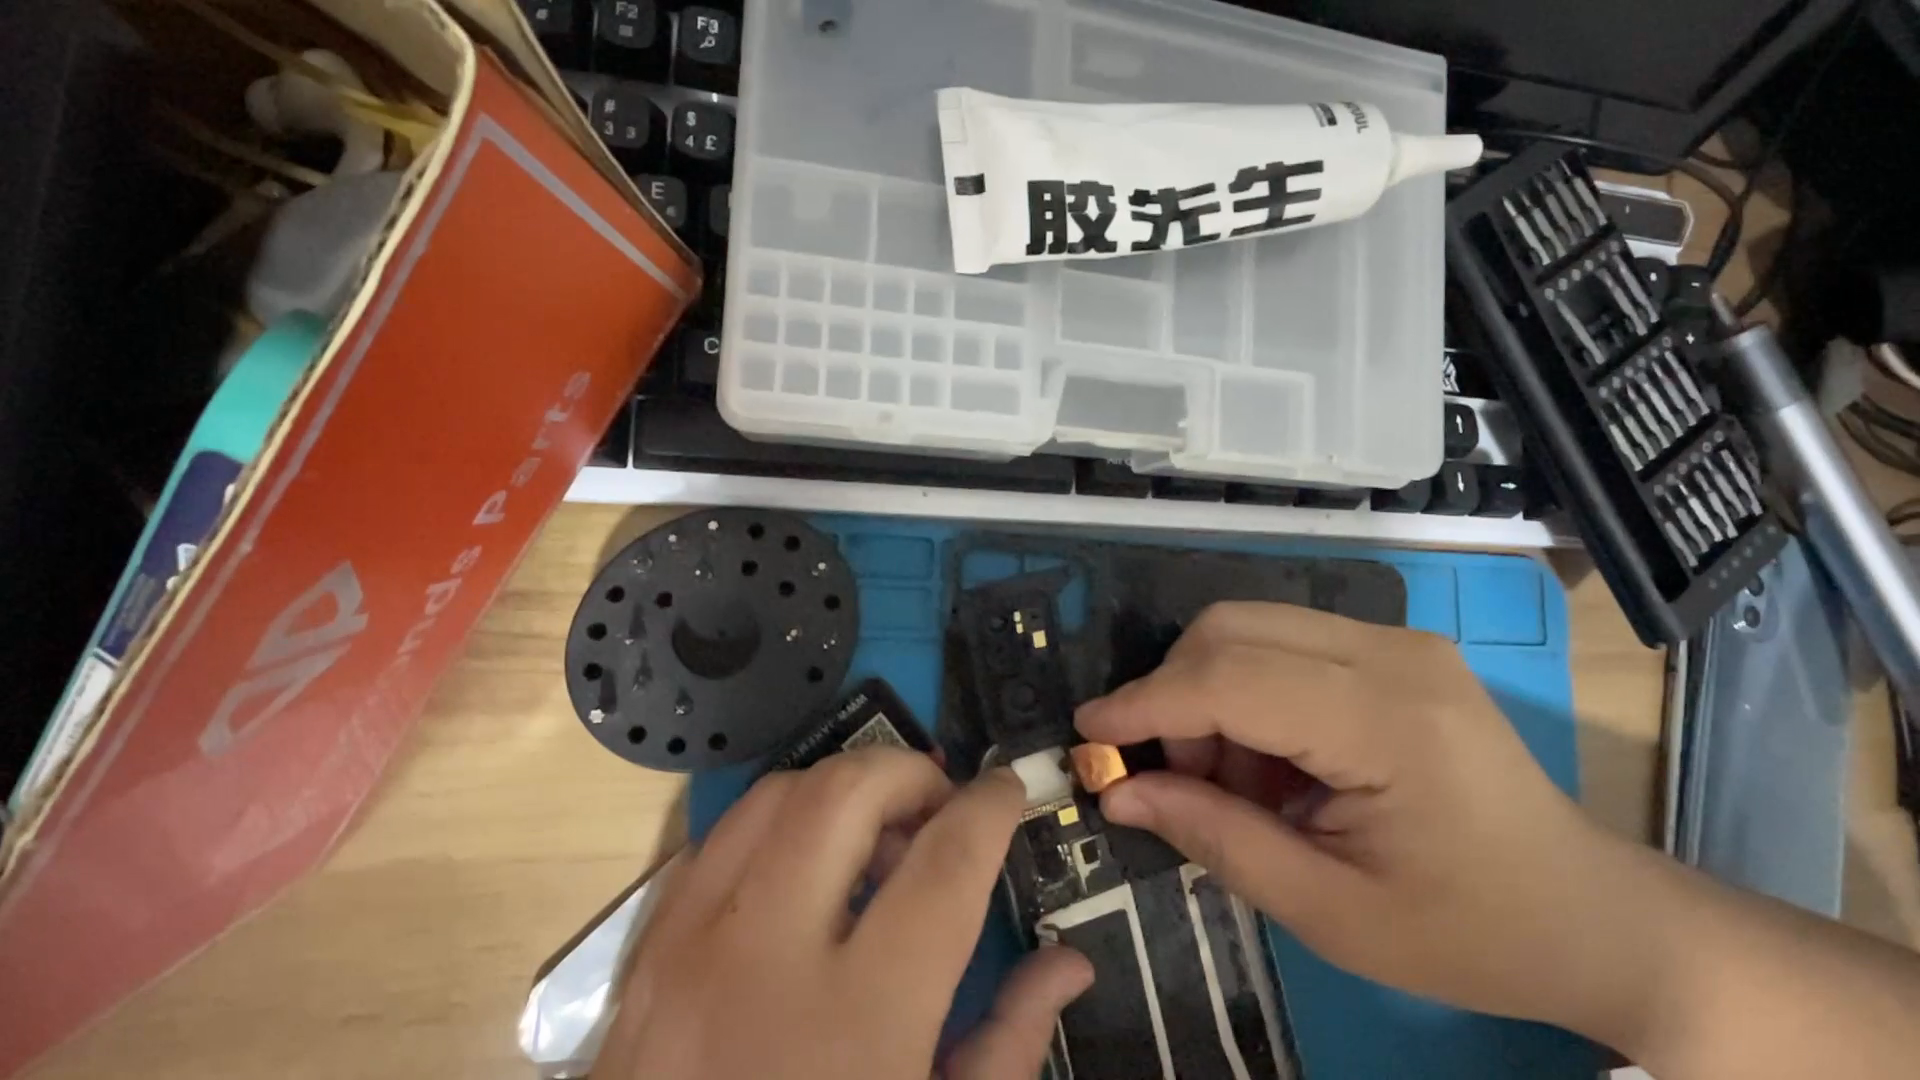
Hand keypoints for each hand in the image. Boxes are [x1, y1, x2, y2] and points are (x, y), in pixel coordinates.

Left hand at [595, 747, 1092, 1079]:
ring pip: (774, 795)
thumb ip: (1008, 1045)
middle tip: (939, 809)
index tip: (1006, 791)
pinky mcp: (642, 953)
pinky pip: (718, 839)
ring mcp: (687, 947)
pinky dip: (776, 827)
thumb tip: (1067, 963)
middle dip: (908, 774)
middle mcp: (763, 958)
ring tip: (873, 841)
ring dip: (839, 792)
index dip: (988, 809)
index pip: (943, 865)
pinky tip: (802, 876)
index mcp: (858, 1019)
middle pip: (844, 793)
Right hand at [1074, 602, 1652, 1032]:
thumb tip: (1119, 793)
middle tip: (1170, 776)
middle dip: (1173, 695)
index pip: (1232, 679)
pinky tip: (1270, 765)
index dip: (1145, 704)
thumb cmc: (1468, 931)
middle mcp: (1393, 655)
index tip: (1087, 736)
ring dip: (1209, 695)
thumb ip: (1216, 840)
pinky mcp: (1396, 652)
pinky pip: (1285, 645)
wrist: (1592, 916)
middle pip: (1231, 629)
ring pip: (1251, 628)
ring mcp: (1400, 644)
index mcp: (1388, 723)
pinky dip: (1247, 694)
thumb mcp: (1330, 913)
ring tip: (1231, 783)